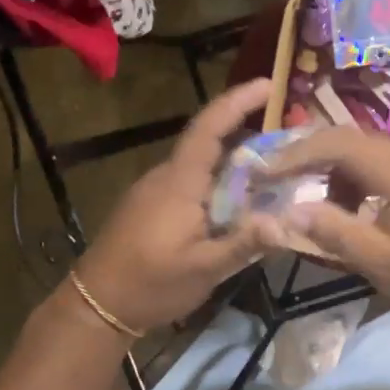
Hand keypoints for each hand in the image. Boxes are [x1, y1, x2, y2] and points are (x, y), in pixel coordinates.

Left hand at [72, 80, 284, 333]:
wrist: (96, 306)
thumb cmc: (150, 284)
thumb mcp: (204, 269)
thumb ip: (245, 243)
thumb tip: (289, 222)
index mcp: (180, 183)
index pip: (210, 128)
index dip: (238, 101)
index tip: (269, 83)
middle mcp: (167, 177)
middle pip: (212, 144)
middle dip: (250, 135)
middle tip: (293, 140)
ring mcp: (156, 192)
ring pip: (204, 167)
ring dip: (238, 164)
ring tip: (278, 173)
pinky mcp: (153, 208)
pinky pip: (194, 185)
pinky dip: (222, 185)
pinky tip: (242, 204)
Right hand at [267, 127, 389, 314]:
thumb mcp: (380, 259)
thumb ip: (334, 232)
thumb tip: (290, 212)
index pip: (336, 144)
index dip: (295, 155)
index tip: (265, 172)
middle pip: (350, 142)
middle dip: (312, 161)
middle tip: (280, 183)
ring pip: (367, 154)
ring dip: (337, 174)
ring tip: (321, 210)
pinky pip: (385, 165)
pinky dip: (360, 181)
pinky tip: (357, 212)